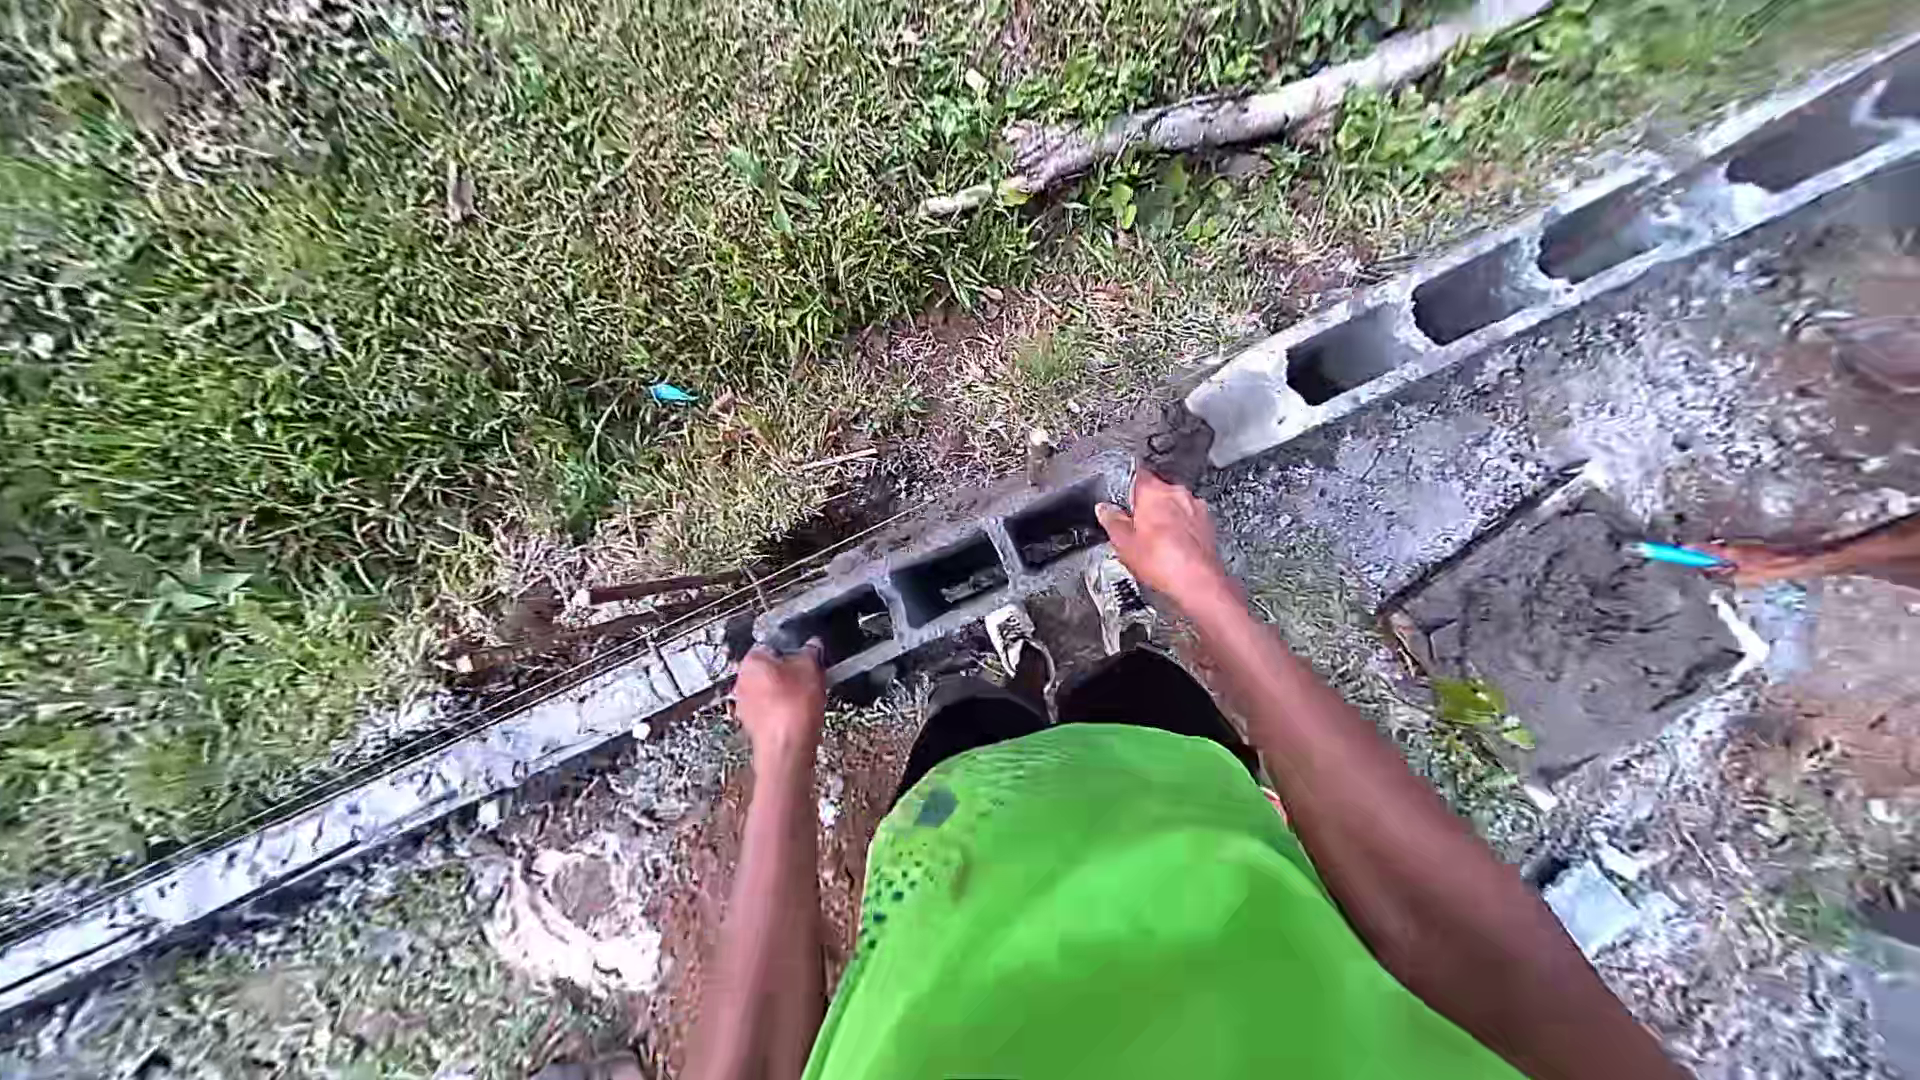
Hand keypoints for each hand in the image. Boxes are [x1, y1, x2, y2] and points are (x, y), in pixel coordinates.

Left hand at [732, 642, 826, 764]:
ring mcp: (745, 705)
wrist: (787, 748)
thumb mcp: (812, 667)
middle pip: (770, 669)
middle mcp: (742, 682)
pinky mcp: (753, 725)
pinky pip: (771, 710)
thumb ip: (811, 650)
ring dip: (787, 692)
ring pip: (770, 690)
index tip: (807, 657)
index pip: (771, 645)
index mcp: (751, 661)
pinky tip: (800, 714)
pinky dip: (783, 710)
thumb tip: (813, 646)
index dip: (793, 650)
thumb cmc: (792, 709)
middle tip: (809, 676)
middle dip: (790, 672)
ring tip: (808, 697)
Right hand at [1095, 467, 1235, 613]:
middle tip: (1133, 524)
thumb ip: (1112, 521)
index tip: (1120, 496)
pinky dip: (1180, 527)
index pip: (1137, 474)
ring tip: (1153, 540)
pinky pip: (1188, 518)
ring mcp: (1195, 507)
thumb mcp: (1123, 543)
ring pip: (1173, 504)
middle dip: (1145, 504)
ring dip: (1164, 515)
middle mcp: (1177, 494)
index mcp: (1153, 492)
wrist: (1197, 581)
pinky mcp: (1206, 523)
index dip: (1126, 485)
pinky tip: (1171, 546)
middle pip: (1155, 490)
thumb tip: (1105, 510)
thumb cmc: (1164, 561)